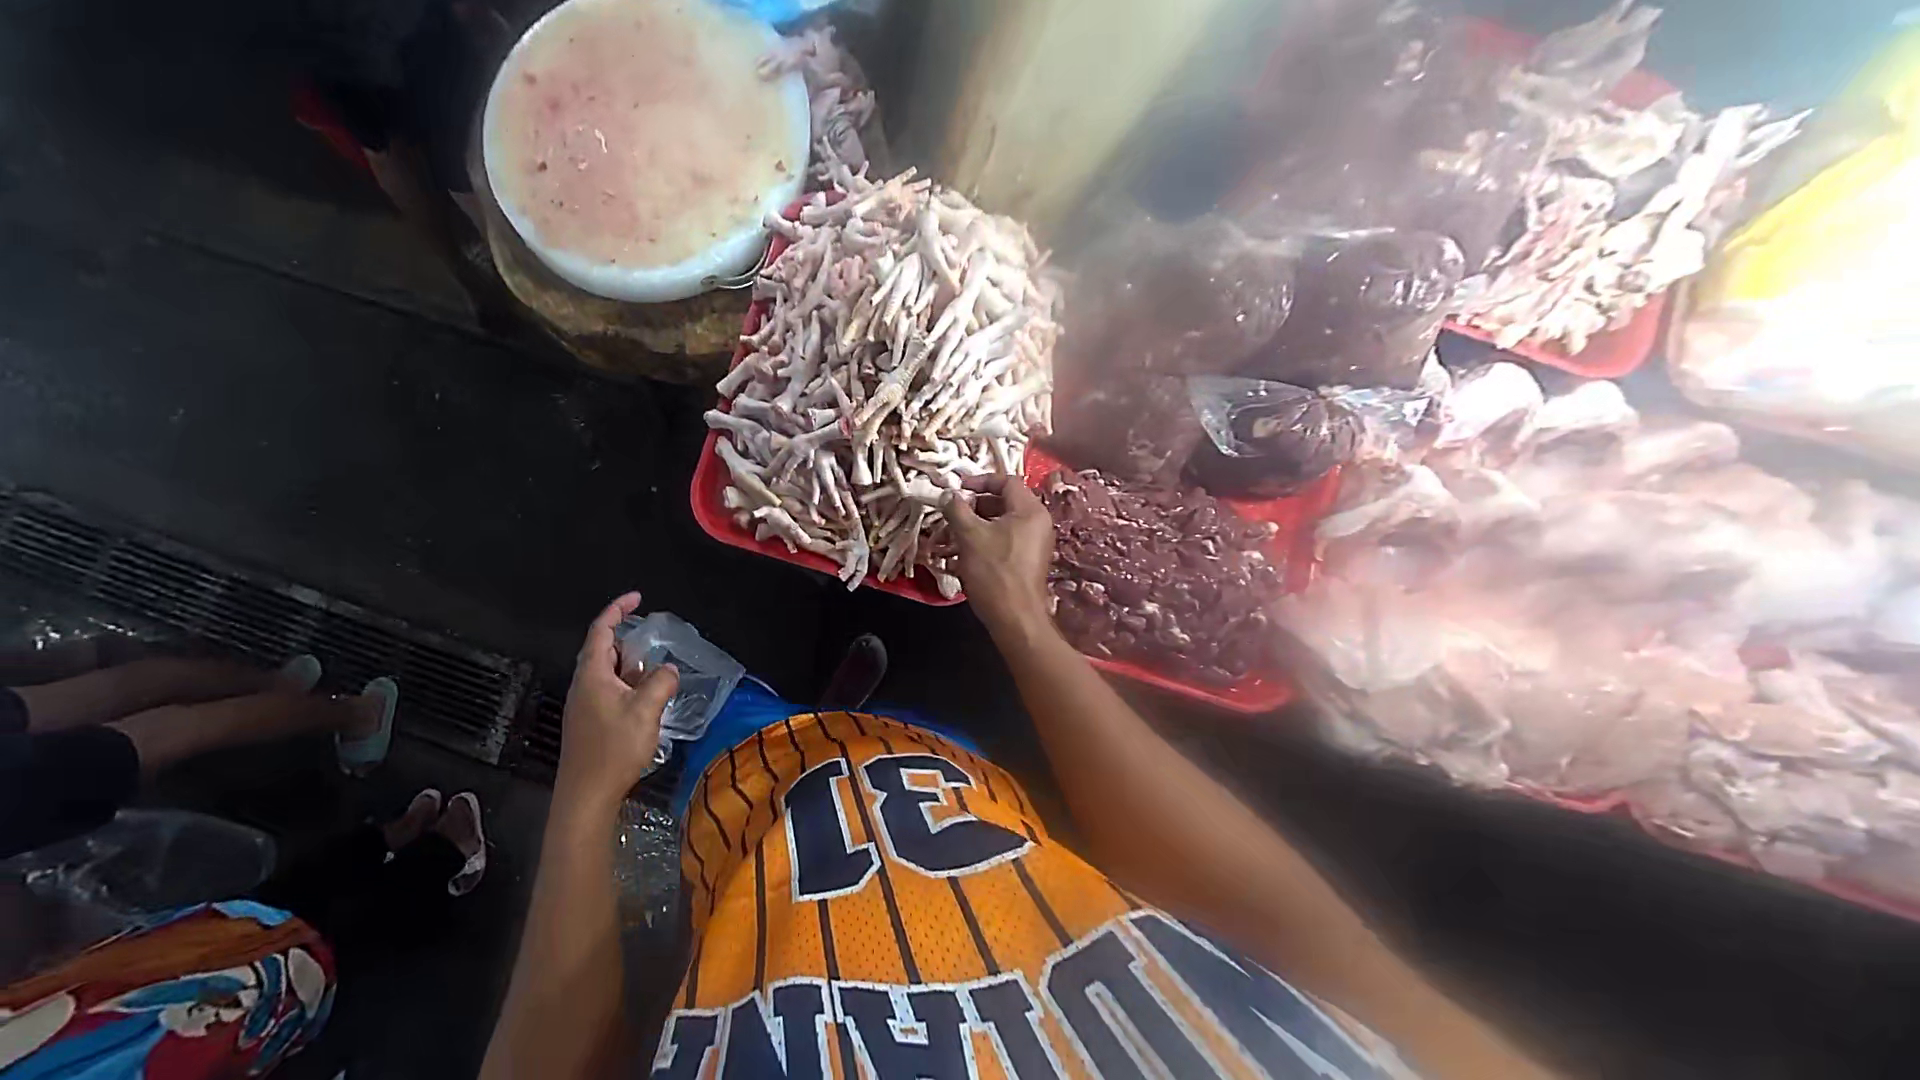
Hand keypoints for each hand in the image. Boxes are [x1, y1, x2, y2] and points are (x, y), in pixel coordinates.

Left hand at [556, 593, 679, 810]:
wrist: (585, 796)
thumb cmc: (613, 749)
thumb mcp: (646, 710)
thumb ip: (661, 682)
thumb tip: (669, 669)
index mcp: (592, 675)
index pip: (601, 631)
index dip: (617, 610)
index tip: (638, 598)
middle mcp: (584, 686)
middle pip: (603, 650)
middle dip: (627, 637)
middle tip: (654, 634)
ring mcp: (586, 706)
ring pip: (609, 673)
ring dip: (632, 664)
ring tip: (658, 665)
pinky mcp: (592, 723)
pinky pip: (612, 691)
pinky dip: (631, 684)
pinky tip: (649, 696)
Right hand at [942, 474, 1055, 639]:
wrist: (1015, 619)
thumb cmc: (995, 572)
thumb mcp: (970, 536)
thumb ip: (957, 509)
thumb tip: (948, 494)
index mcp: (1030, 511)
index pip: (1007, 481)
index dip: (980, 481)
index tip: (959, 489)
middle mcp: (1037, 524)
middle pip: (1002, 503)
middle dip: (973, 508)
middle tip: (951, 515)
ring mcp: (1033, 544)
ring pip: (1000, 525)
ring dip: (973, 528)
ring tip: (949, 538)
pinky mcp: (1026, 562)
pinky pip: (1003, 543)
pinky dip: (982, 543)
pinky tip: (960, 555)